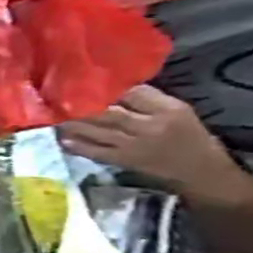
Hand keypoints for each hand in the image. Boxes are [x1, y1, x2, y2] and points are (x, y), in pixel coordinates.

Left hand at [58, 85, 236, 189]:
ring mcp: (132, 146)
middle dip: (80, 104)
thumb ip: (147, 98)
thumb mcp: (176, 110)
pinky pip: (93, 151)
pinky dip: (75, 144)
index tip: (81, 80)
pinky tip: (61, 136)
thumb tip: (111, 84)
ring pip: (96, 130)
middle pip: (109, 112)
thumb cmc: (187, 135)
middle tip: (57, 95)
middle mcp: (148, 127)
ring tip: (52, 113)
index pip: (133, 93)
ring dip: (71, 122)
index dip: (105, 87)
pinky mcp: (121, 161)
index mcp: (167, 110)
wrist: (200, 172)